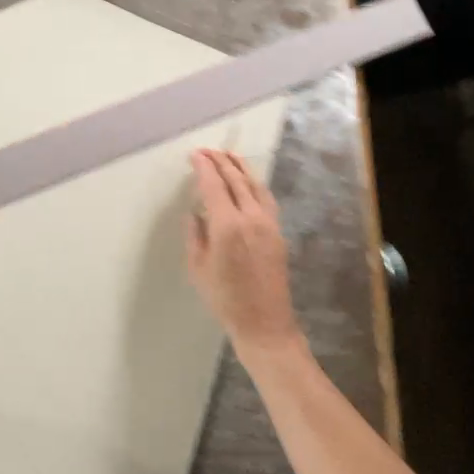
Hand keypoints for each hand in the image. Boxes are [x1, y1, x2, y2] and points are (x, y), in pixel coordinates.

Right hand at [185, 149, 303, 357]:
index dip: (204, 167)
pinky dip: (254, 183)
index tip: (195, 155)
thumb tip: (195, 213)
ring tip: (229, 156)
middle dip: (221, 161)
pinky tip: (249, 182)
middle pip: (236, 179)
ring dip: (241, 167)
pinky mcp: (278, 232)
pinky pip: (266, 198)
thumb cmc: (224, 299)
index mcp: (227, 225)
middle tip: (208, 151)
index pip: (214, 185)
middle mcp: (251, 217)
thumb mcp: (198, 268)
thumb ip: (195, 235)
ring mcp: (268, 223)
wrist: (264, 322)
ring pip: (255, 185)